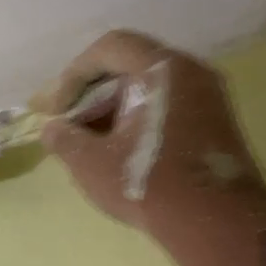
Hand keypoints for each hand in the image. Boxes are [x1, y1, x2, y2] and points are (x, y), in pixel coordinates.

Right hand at [37, 30, 265, 231]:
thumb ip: (63, 138)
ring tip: (88, 145)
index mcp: (161, 71)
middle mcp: (190, 71)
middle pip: (129, 65)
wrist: (213, 218)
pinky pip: (165, 104)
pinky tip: (117, 153)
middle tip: (67, 129)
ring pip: (147, 86)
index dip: (73, 75)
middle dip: (89, 94)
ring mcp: (207, 95)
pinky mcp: (213, 119)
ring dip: (110, 109)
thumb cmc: (145, 182)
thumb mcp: (88, 162)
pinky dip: (134, 119)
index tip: (56, 111)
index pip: (109, 48)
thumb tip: (52, 128)